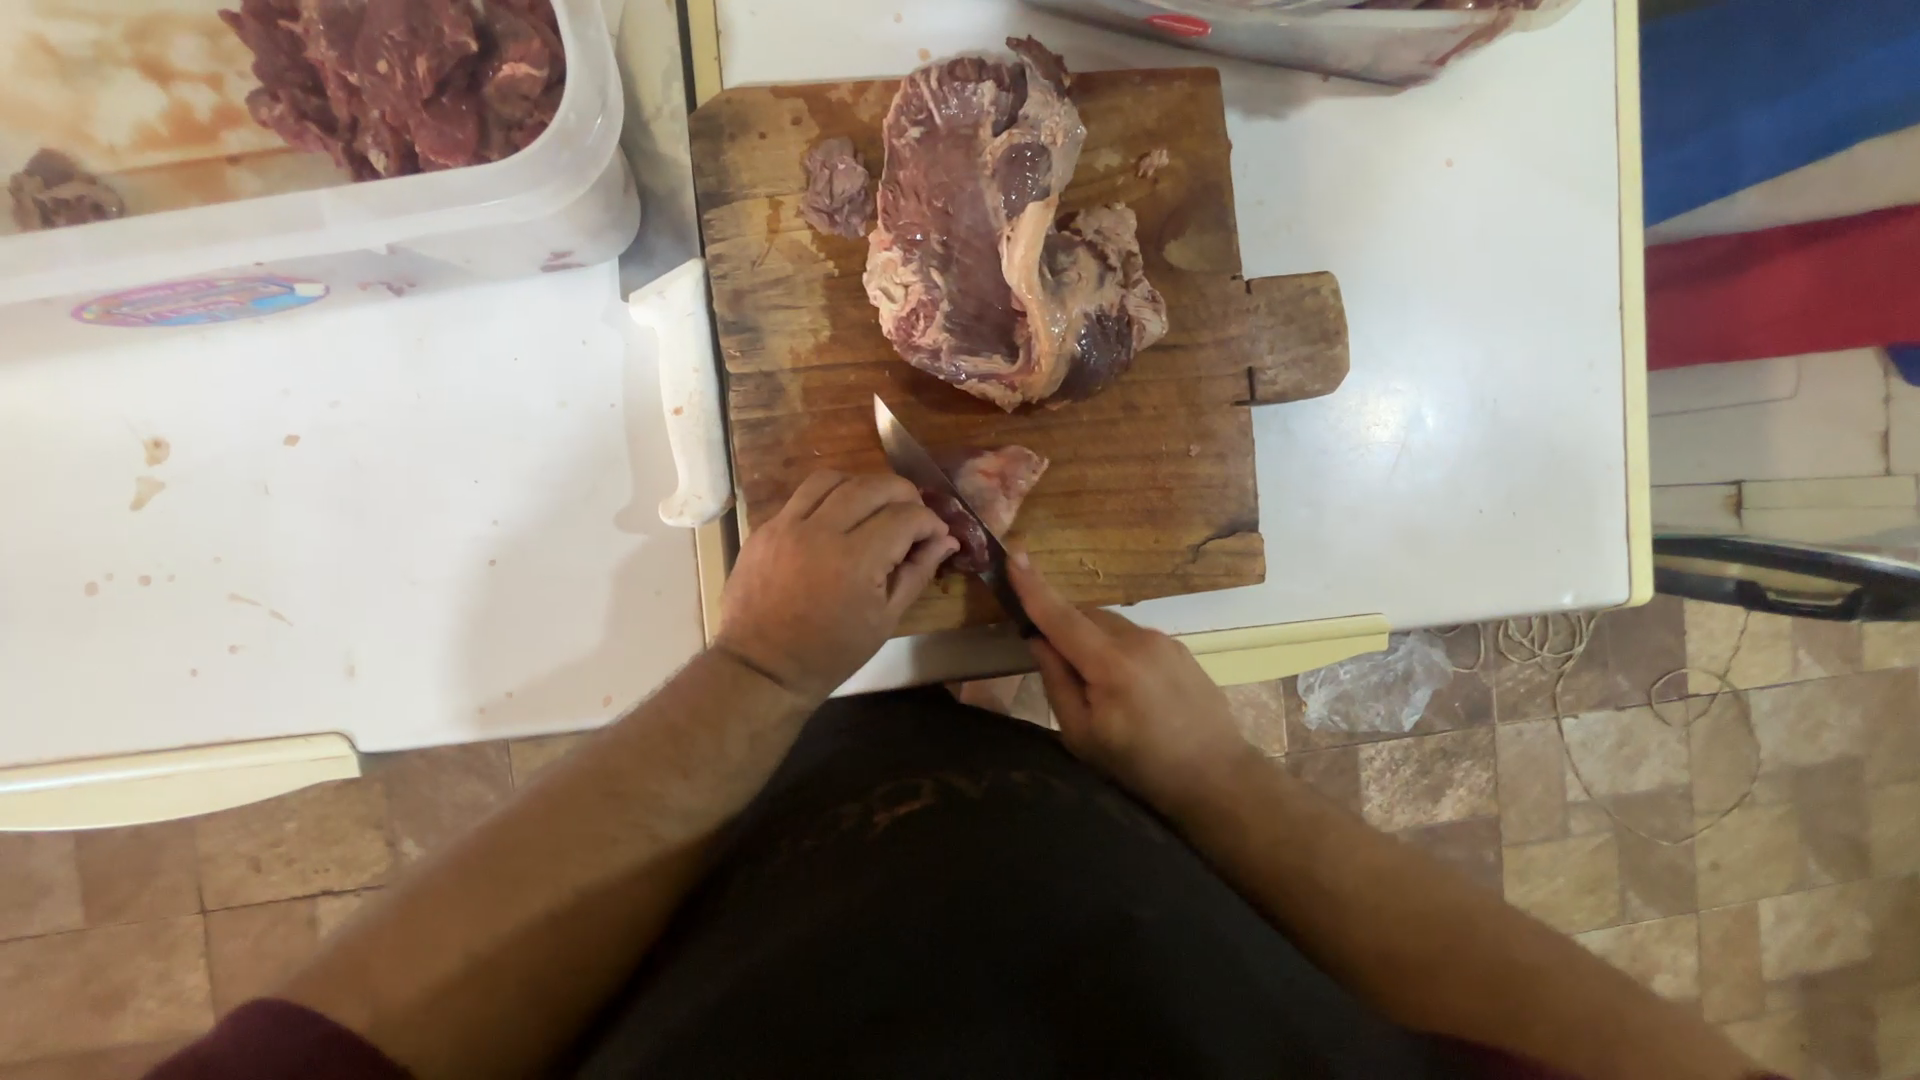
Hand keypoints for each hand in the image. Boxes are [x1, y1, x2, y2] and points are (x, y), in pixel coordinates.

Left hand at [717, 471, 957, 700]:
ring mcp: (788, 526)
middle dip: (904, 493)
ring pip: (834, 479)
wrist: (763, 666)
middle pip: (873, 487)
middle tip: (913, 512)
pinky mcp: (766, 528)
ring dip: (863, 485)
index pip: (906, 517)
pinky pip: (802, 495)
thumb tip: (946, 540)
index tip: (935, 535)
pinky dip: (829, 496)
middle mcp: (822, 532)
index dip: (929, 522)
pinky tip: (839, 517)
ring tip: (875, 506)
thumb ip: (917, 572)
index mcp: (856, 561)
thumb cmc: (831, 652)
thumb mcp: (885, 619)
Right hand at [1008, 550, 1261, 814]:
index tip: (1014, 555)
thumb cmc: (1141, 765)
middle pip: (1085, 616)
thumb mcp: (1082, 736)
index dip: (1033, 587)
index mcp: (1111, 665)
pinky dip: (1116, 650)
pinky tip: (1129, 689)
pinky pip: (1133, 637)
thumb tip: (1039, 640)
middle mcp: (1138, 640)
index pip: (1062, 617)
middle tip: (1058, 668)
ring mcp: (1163, 640)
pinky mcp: (1178, 648)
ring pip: (1109, 625)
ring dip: (1091, 641)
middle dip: (1063, 628)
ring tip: (1100, 689)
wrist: (1216, 775)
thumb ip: (1056, 682)